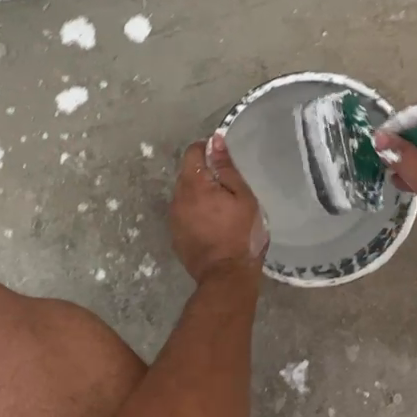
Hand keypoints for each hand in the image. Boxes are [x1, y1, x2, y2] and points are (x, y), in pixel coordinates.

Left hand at [169, 133, 267, 285]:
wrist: (225, 276)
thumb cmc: (241, 234)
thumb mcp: (243, 197)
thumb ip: (226, 167)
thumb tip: (214, 140)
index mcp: (194, 185)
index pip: (192, 152)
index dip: (207, 150)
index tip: (223, 160)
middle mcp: (177, 197)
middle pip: (187, 172)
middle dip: (204, 173)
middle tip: (227, 186)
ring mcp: (173, 217)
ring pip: (184, 193)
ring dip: (199, 193)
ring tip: (220, 206)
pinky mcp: (175, 234)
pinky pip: (184, 212)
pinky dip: (195, 210)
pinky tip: (211, 222)